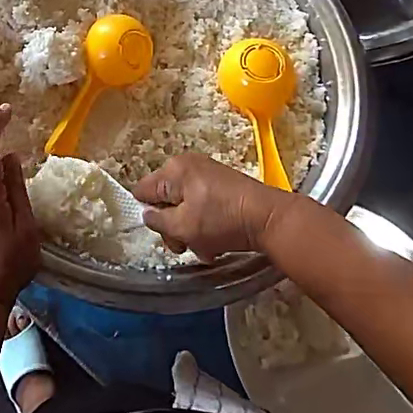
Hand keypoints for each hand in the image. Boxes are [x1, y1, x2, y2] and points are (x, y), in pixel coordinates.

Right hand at [132, 153, 294, 259]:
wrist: (269, 218)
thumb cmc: (222, 220)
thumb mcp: (183, 226)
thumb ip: (158, 221)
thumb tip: (147, 215)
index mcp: (174, 169)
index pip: (142, 190)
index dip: (148, 214)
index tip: (162, 232)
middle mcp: (189, 166)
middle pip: (164, 201)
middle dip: (173, 227)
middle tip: (185, 245)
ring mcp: (207, 175)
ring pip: (184, 208)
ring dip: (191, 231)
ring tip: (207, 246)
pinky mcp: (222, 187)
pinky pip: (202, 207)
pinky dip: (206, 225)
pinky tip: (218, 241)